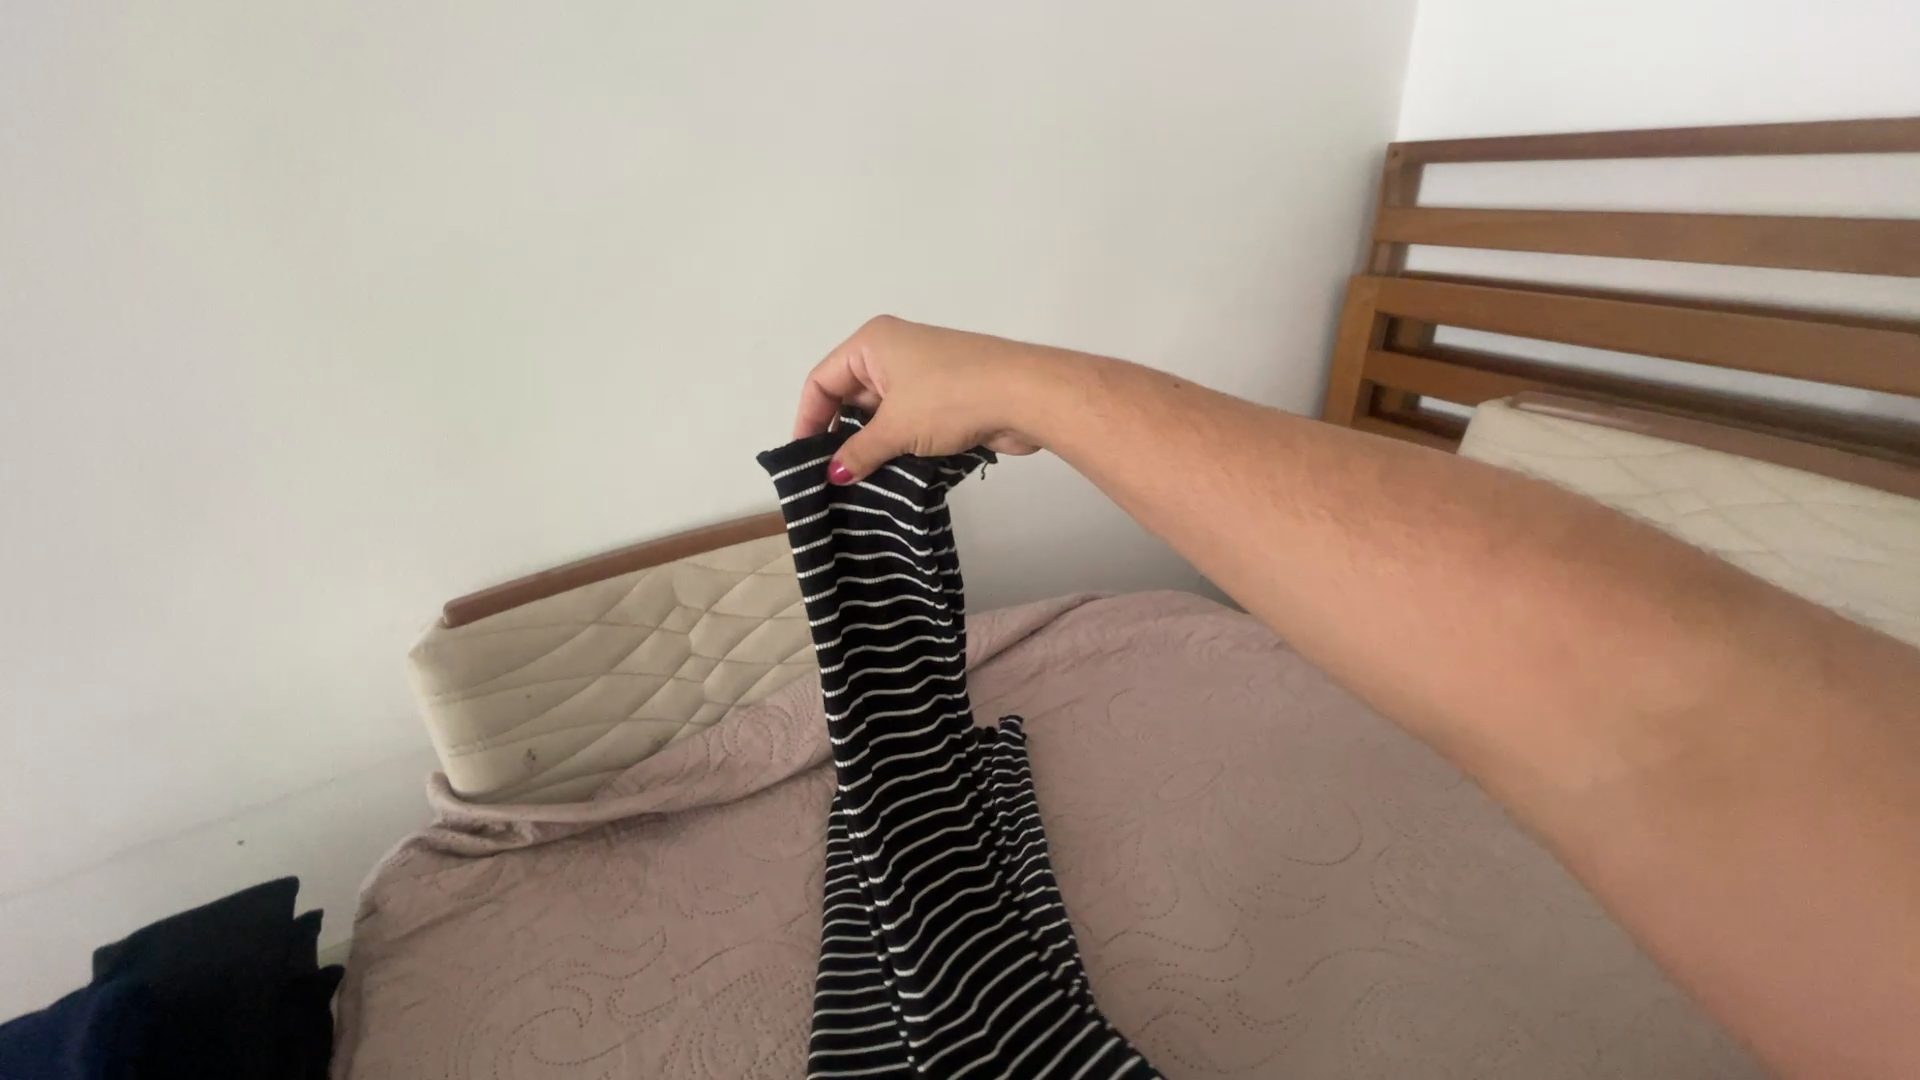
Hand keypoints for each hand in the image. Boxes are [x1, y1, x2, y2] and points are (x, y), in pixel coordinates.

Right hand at [794, 317, 1052, 483]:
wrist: (1025, 395)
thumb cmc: (951, 397)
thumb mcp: (896, 427)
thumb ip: (859, 451)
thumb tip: (834, 474)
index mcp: (872, 343)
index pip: (822, 380)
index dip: (808, 419)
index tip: (804, 458)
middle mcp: (893, 353)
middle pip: (850, 398)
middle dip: (840, 436)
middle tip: (829, 477)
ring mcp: (922, 376)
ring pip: (881, 416)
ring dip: (871, 447)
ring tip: (855, 484)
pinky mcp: (945, 399)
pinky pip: (908, 425)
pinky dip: (897, 448)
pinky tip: (889, 478)